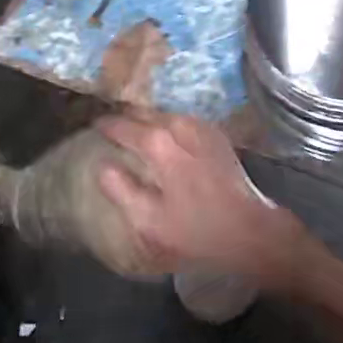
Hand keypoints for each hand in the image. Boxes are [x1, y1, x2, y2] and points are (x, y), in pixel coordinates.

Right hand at [96, 111, 304, 284]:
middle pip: (144, 113)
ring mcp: (201, 127)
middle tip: (112, 128)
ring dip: (148, 120)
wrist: (248, 229)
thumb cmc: (195, 229)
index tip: (94, 126)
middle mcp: (179, 125)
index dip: (105, 125)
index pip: (122, 125)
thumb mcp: (148, 219)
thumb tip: (102, 164)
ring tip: (136, 132)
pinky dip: (169, 125)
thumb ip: (119, 188)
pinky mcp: (216, 134)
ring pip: (164, 115)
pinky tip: (166, 140)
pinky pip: (183, 121)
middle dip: (126, 118)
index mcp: (157, 143)